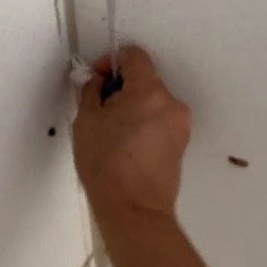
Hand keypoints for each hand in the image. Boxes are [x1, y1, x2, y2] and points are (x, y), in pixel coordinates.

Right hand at [73, 45, 192, 223]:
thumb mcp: (86, 121)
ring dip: (132, 106)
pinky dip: (143, 123)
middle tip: (99, 110)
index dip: (111, 61)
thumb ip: (91, 92)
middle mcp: (172, 103)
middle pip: (145, 79)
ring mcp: (180, 125)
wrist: (134, 211)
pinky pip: (159, 120)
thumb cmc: (106, 163)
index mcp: (150, 92)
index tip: (96, 81)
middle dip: (121, 88)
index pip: (134, 56)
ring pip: (152, 101)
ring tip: (111, 132)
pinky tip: (125, 145)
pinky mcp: (181, 144)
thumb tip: (96, 80)